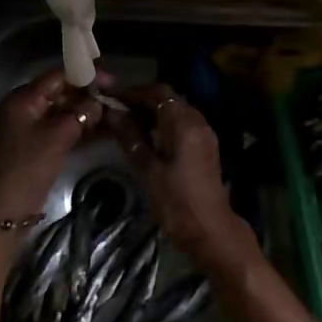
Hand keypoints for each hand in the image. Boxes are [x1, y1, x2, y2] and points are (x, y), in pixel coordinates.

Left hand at [0, 68, 101, 217]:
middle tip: (116, 97)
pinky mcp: (40, 144)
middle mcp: (26, 107)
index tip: (111, 80)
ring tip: (116, 113)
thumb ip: (80, 114)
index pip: (57, 76)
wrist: (8, 209)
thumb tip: (99, 101)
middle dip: (88, 95)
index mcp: (23, 99)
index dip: (85, 75)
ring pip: (65, 111)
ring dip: (88, 112)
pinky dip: (82, 128)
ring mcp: (32, 127)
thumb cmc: (29, 166)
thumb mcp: (57, 136)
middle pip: (62, 92)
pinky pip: (64, 128)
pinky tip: (105, 130)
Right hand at [106, 84, 251, 264]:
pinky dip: (164, 125)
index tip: (111, 97)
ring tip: (126, 123)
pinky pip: (183, 125)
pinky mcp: (205, 147)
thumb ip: (131, 137)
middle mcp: (198, 121)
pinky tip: (146, 137)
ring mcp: (204, 134)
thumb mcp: (148, 169)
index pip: (158, 92)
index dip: (134, 91)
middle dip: (142, 101)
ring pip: (176, 112)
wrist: (210, 230)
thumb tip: (113, 113)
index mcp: (185, 123)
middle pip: (169, 99)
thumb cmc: (176, 200)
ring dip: (152, 113)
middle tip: (116, 110)